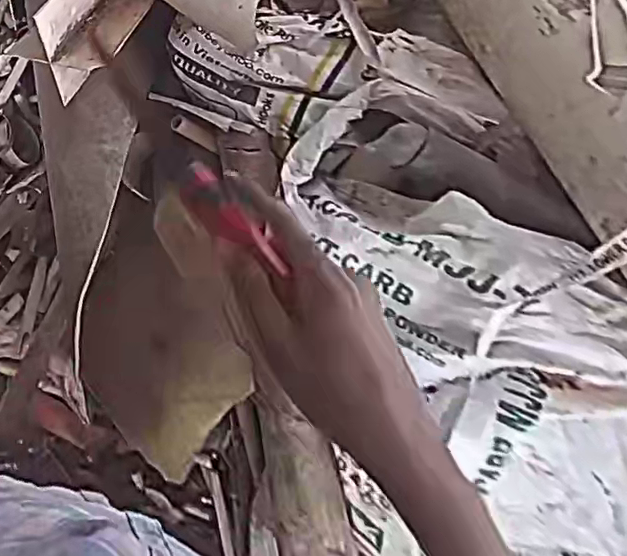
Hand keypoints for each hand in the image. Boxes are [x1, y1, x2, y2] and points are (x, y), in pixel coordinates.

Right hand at [212, 141, 432, 465]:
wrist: (402, 445)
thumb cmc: (332, 392)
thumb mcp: (276, 341)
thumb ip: (251, 288)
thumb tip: (229, 247)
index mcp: (323, 278)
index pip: (281, 221)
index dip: (250, 198)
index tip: (225, 182)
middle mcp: (346, 277)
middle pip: (291, 249)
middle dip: (259, 257)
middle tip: (236, 284)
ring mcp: (362, 297)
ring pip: (305, 275)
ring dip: (279, 286)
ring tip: (272, 333)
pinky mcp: (369, 316)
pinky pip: (322, 292)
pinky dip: (298, 300)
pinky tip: (298, 343)